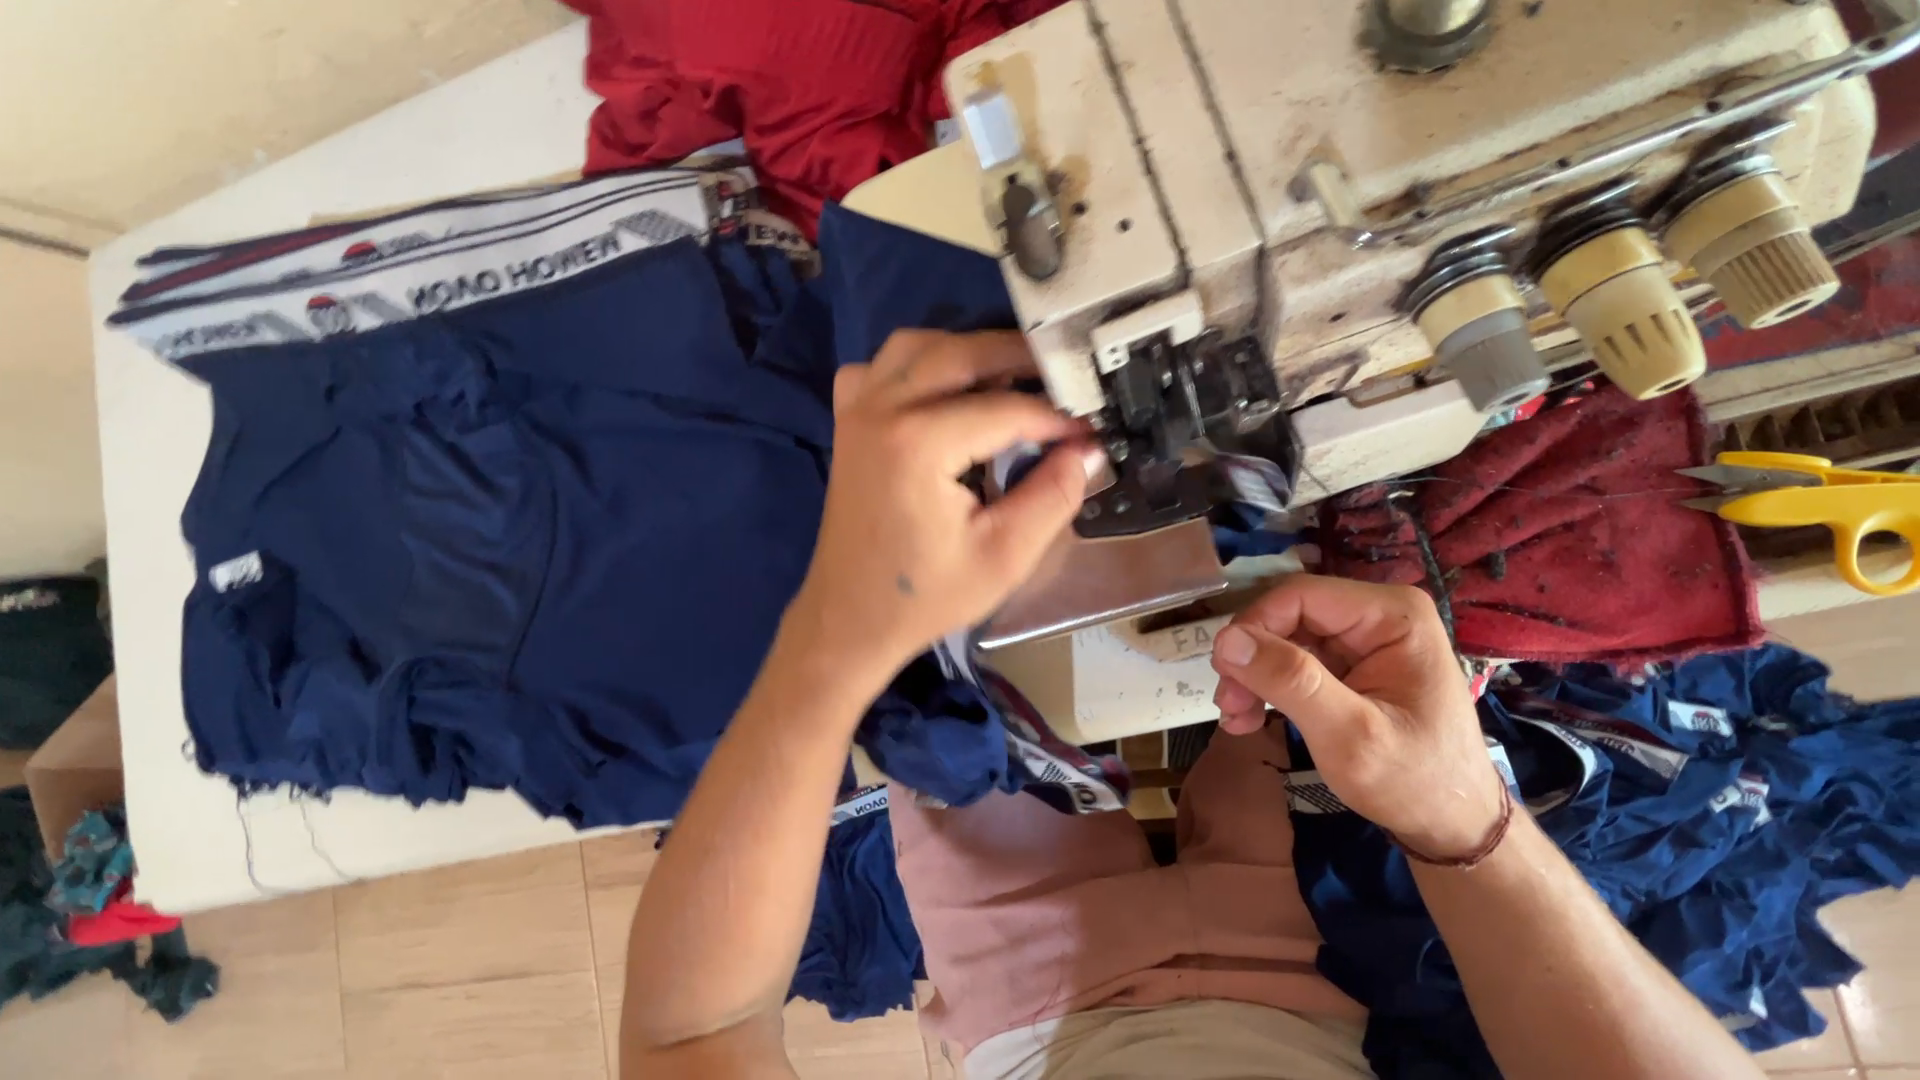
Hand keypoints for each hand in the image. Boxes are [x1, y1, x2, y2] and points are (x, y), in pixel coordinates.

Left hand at [783, 329, 1100, 683]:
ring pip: (917, 346)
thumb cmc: (924, 596)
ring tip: (1011, 376)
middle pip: (960, 352)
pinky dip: (916, 365)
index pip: (1004, 408)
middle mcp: (882, 410)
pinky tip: (943, 391)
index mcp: (918, 443)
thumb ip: (1052, 495)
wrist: (850, 618)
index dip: (1055, 415)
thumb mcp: (1003, 556)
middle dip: (1018, 356)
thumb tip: (1088, 449)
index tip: (1090, 426)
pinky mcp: (846, 422)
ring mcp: (856, 411)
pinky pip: (879, 368)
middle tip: (1063, 375)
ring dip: (967, 350)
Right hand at [1209, 575, 1505, 859]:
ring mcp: (1364, 639)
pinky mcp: (1351, 663)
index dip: (1253, 628)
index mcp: (1392, 616)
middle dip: (1251, 659)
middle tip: (1229, 705)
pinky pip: (1294, 660)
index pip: (1299, 596)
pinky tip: (1251, 717)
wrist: (1450, 826)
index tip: (1224, 674)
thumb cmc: (1412, 782)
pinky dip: (1267, 687)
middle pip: (1287, 615)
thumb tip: (1226, 640)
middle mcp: (1378, 615)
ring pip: (1283, 637)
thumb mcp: (1348, 735)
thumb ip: (1291, 682)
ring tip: (1237, 717)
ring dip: (1253, 675)